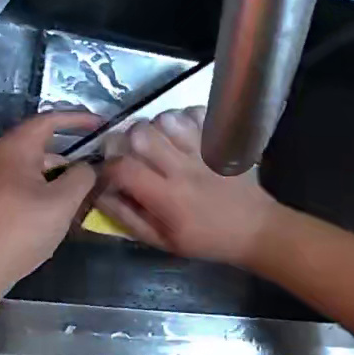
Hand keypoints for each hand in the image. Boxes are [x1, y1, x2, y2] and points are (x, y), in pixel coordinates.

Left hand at [0, 111, 98, 293]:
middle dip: (72, 153)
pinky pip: (22, 183)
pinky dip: (45, 188)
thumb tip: (89, 165)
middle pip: (41, 144)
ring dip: (60, 175)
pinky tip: (60, 208)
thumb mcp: (62, 202)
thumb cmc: (19, 230)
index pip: (50, 120)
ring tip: (86, 190)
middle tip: (100, 163)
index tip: (103, 125)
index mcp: (14, 148)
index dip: (79, 119)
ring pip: (33, 167)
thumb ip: (82, 177)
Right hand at [95, 108, 281, 264]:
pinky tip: (182, 135)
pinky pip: (196, 113)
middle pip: (142, 134)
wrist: (254, 229)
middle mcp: (184, 169)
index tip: (108, 171)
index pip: (124, 168)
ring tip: (158, 142)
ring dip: (155, 127)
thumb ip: (127, 217)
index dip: (107, 166)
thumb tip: (99, 193)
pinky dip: (183, 118)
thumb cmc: (205, 240)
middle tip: (130, 151)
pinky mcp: (220, 141)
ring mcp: (204, 151)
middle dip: (127, 138)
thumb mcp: (162, 241)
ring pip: (167, 119)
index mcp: (168, 198)